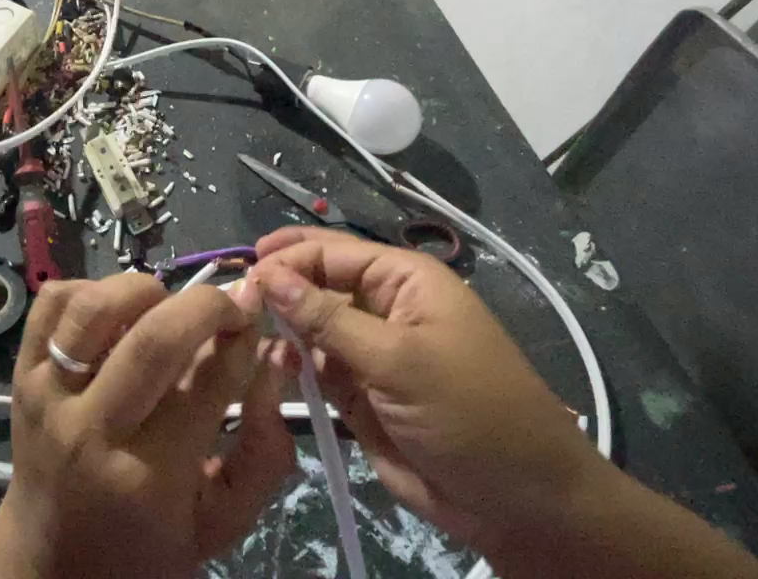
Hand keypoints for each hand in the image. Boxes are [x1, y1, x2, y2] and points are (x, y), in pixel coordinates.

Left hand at [0, 273, 294, 578]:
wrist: (50, 563)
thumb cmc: (145, 545)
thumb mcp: (220, 521)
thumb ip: (263, 450)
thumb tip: (277, 358)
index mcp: (148, 476)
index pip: (207, 381)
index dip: (243, 336)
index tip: (256, 316)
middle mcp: (90, 428)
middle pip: (152, 338)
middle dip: (205, 304)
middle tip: (227, 306)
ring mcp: (45, 393)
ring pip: (94, 307)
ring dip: (143, 290)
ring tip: (165, 310)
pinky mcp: (18, 371)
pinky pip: (50, 301)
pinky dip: (89, 289)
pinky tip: (115, 315)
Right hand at [244, 227, 601, 547]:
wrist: (521, 505)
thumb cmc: (470, 413)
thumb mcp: (397, 360)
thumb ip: (327, 318)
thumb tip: (267, 274)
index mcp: (404, 280)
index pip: (332, 252)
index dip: (287, 259)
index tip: (244, 277)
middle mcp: (383, 306)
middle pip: (317, 281)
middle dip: (278, 286)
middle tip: (237, 298)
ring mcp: (370, 350)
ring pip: (309, 324)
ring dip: (281, 327)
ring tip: (246, 335)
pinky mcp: (360, 391)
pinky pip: (315, 366)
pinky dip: (291, 364)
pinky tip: (271, 366)